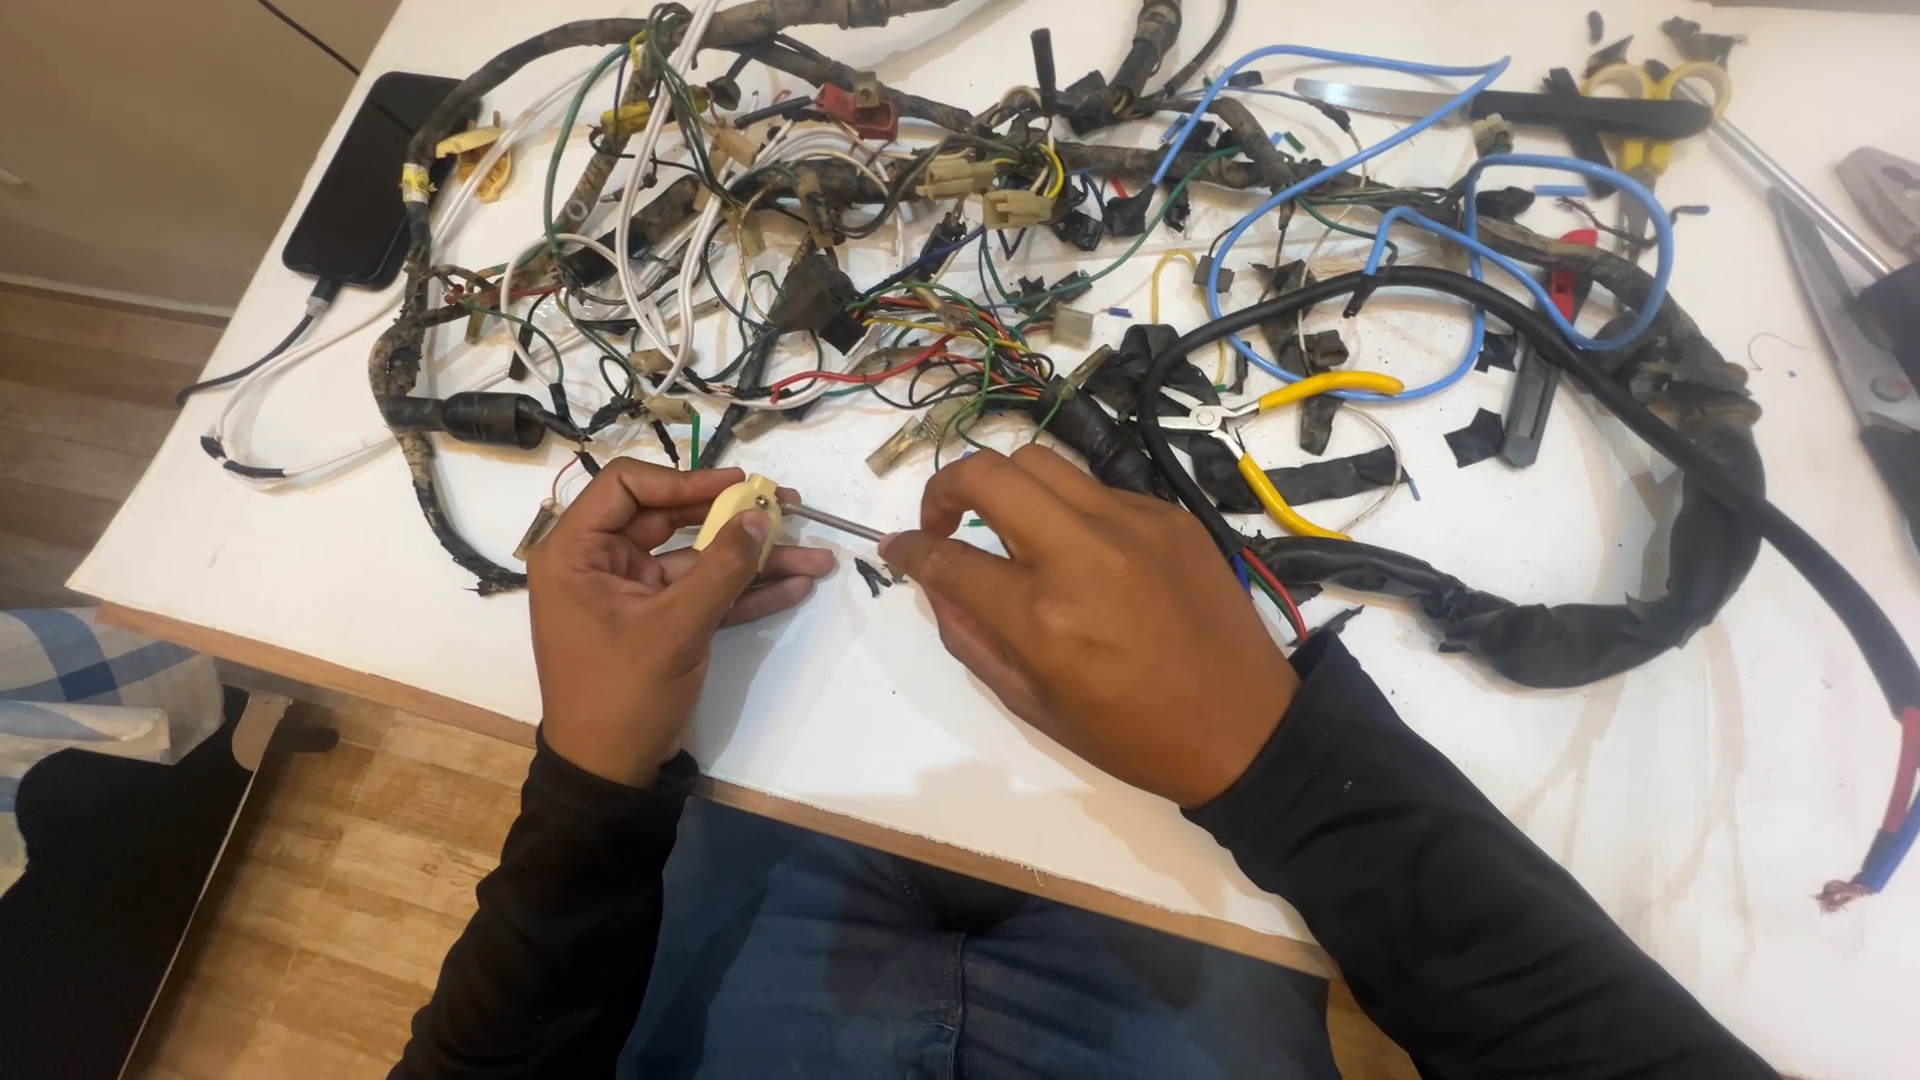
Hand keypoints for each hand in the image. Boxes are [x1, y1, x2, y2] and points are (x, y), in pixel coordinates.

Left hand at [528, 461, 835, 787]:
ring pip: (700, 559)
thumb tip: (758, 516)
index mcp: (577, 553)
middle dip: (734, 517)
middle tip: (786, 507)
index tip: (736, 485)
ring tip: (813, 554)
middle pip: (673, 519)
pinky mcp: (663, 619)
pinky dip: (747, 591)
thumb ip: (721, 569)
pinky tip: (795, 585)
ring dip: (754, 559)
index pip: (626, 487)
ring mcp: (637, 592)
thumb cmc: (623, 693)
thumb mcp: (675, 628)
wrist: (613, 770)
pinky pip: (707, 593)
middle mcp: (603, 563)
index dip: (684, 479)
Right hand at [880, 446, 1299, 807]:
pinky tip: (1080, 550)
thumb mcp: (1034, 706)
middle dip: (943, 488)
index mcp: (1043, 618)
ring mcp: (1131, 524)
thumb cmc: (1132, 735)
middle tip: (942, 521)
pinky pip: (1094, 489)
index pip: (949, 560)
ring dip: (1003, 486)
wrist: (1246, 729)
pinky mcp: (1168, 516)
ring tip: (1008, 528)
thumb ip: (971, 638)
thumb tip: (938, 585)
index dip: (908, 551)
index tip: (895, 548)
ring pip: (1040, 461)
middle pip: (987, 473)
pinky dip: (1066, 509)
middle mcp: (1082, 554)